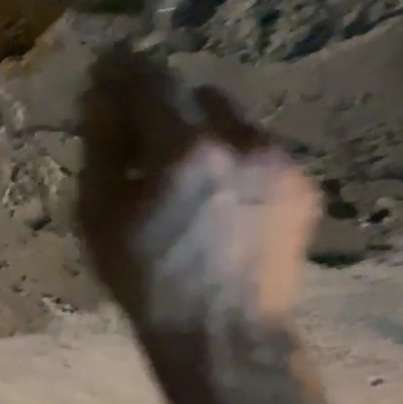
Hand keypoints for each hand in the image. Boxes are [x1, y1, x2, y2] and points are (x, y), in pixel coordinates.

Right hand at [74, 50, 319, 334]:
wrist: (222, 334)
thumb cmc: (145, 278)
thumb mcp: (99, 213)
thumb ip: (102, 146)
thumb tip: (101, 98)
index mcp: (185, 148)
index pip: (152, 79)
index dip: (124, 69)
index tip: (105, 69)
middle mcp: (242, 141)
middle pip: (196, 92)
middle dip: (163, 101)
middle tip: (137, 126)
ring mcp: (281, 162)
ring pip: (231, 119)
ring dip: (199, 127)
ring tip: (176, 165)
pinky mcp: (303, 185)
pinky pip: (257, 150)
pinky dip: (229, 155)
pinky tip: (211, 193)